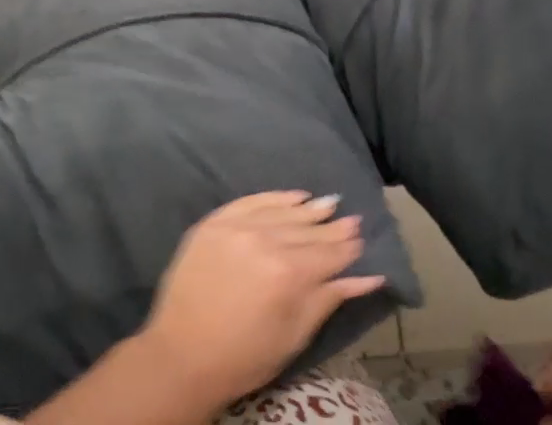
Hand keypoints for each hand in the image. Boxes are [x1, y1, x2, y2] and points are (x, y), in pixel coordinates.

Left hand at [136, 191, 386, 409]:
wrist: (182, 355)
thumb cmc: (246, 355)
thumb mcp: (295, 334)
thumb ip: (330, 298)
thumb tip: (369, 277)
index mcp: (288, 273)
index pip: (328, 253)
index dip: (347, 247)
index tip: (362, 238)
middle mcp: (264, 241)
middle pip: (307, 230)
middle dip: (332, 227)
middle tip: (352, 219)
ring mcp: (236, 228)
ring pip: (281, 212)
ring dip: (307, 209)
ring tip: (328, 203)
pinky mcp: (213, 223)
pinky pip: (250, 202)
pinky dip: (274, 197)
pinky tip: (293, 196)